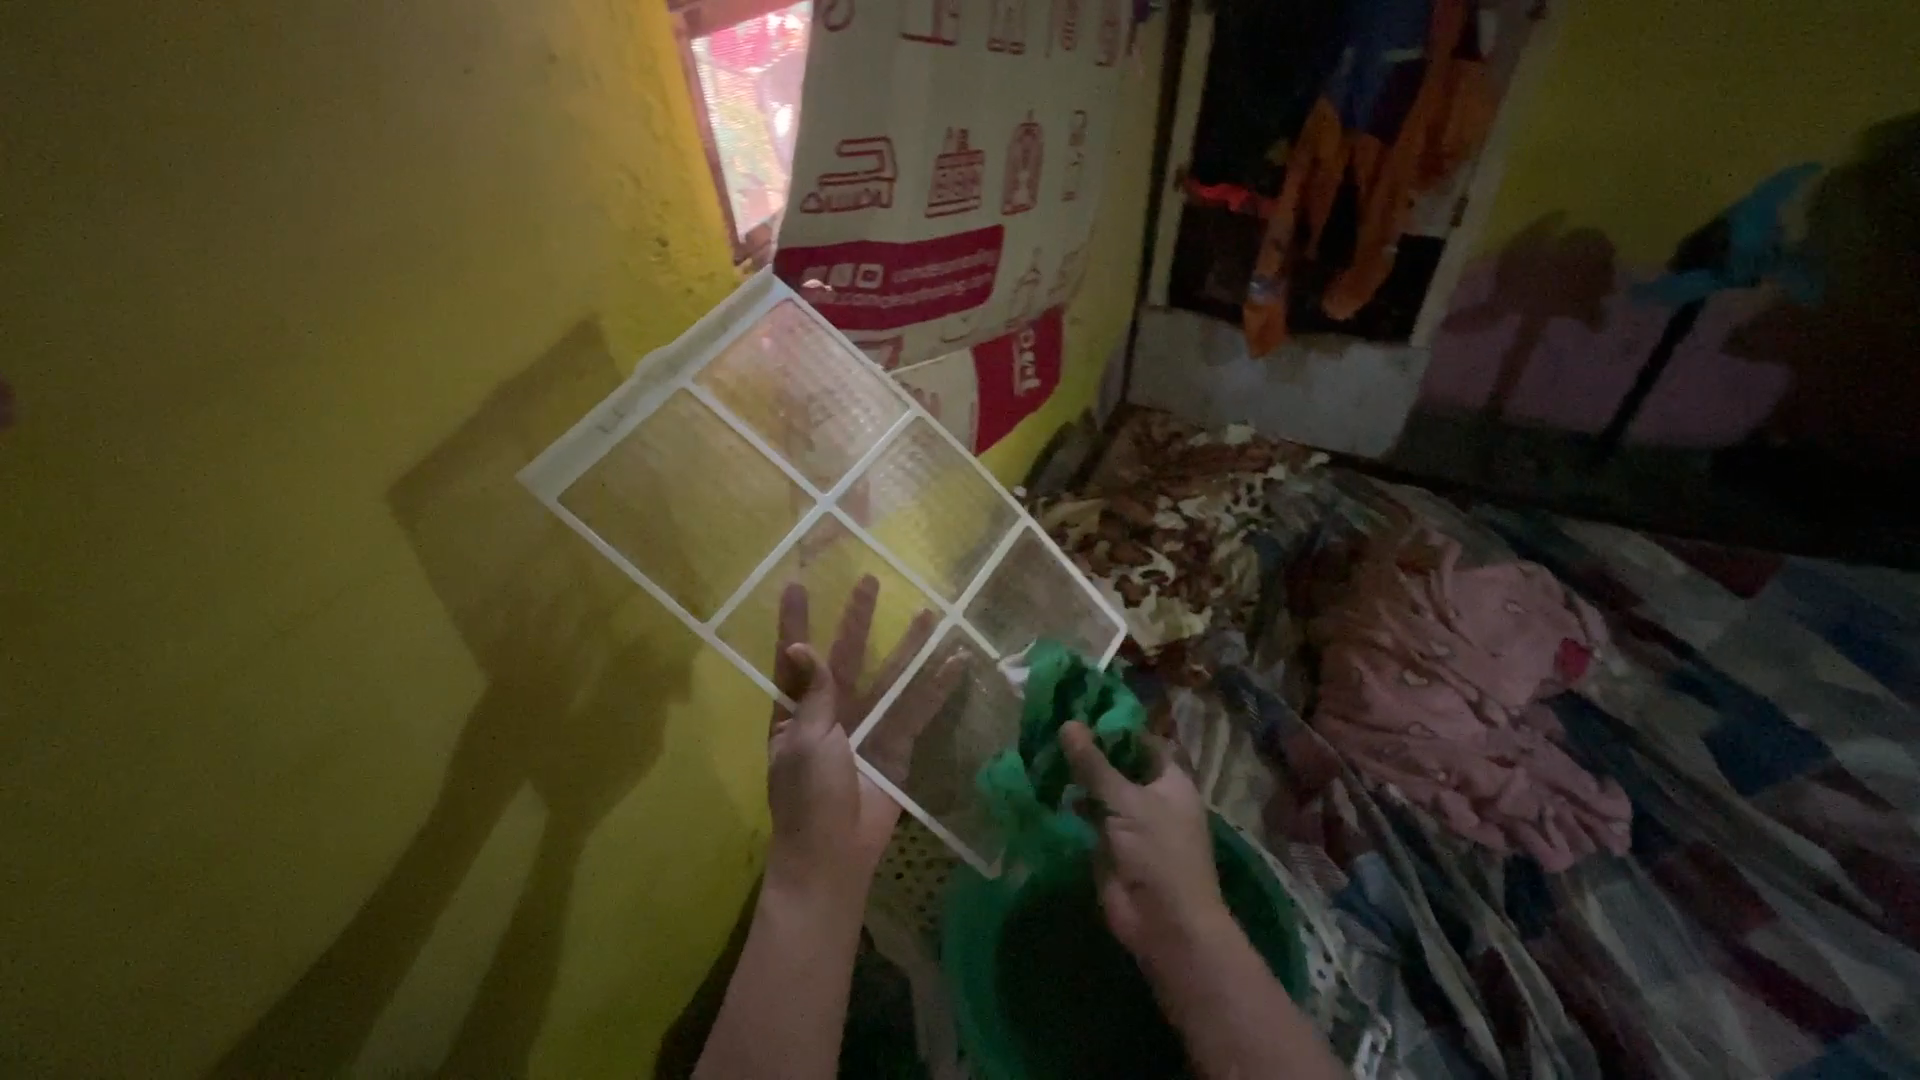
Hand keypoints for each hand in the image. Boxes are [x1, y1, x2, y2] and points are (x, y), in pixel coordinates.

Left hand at [765, 576, 958, 900]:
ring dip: (908, 647)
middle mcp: (830, 712)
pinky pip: (918, 710)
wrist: (834, 852)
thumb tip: (801, 646)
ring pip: (888, 676)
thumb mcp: (804, 740)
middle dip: (858, 620)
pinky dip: (937, 688)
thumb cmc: (807, 795)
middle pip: (846, 655)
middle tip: (871, 580)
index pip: (793, 657)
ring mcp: (866, 726)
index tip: (796, 584)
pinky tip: (955, 662)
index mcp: (794, 712)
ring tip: (929, 613)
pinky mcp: (897, 745)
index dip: (795, 622)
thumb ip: (813, 693)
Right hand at [1060, 721, 1230, 969]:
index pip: (1142, 742)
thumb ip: (1094, 765)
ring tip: (1039, 750)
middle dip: (1088, 750)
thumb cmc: (1159, 853)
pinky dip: (1068, 806)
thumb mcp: (1126, 801)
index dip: (1115, 726)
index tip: (1080, 707)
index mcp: (1170, 781)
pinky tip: (1042, 789)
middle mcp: (1151, 798)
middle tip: (1050, 724)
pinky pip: (1086, 819)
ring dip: (1075, 778)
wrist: (1164, 924)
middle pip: (1118, 766)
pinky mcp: (1108, 847)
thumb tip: (1068, 724)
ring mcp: (1129, 824)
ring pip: (1099, 792)